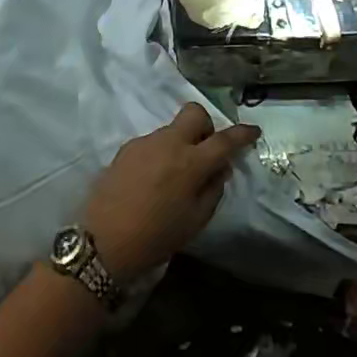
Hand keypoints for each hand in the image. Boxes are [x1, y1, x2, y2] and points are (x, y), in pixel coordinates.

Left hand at [82, 104, 261, 283]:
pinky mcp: (125, 149)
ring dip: (181, 143)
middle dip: (207, 125)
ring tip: (175, 175)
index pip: (225, 139)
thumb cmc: (156, 236)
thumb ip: (214, 189)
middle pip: (194, 113)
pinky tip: (153, 180)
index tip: (253, 131)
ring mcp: (144, 143)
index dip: (242, 133)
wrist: (102, 242)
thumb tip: (219, 168)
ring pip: (171, 129)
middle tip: (206, 151)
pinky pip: (152, 142)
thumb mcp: (196, 220)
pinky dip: (161, 153)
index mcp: (191, 162)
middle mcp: (169, 143)